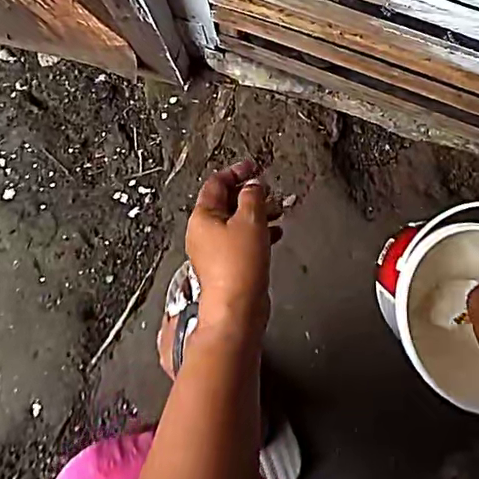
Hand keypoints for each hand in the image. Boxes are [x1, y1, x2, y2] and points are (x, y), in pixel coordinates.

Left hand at [185, 161, 280, 329]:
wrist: (237, 311)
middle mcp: (203, 232)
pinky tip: (273, 234)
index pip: (217, 183)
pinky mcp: (226, 266)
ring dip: (256, 213)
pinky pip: (241, 240)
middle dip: (249, 193)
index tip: (253, 167)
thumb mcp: (250, 220)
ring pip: (236, 222)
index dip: (237, 172)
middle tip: (267, 189)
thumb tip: (254, 185)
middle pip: (226, 202)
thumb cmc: (237, 269)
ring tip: (276, 209)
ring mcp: (214, 250)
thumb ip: (253, 196)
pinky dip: (257, 232)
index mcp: (202, 217)